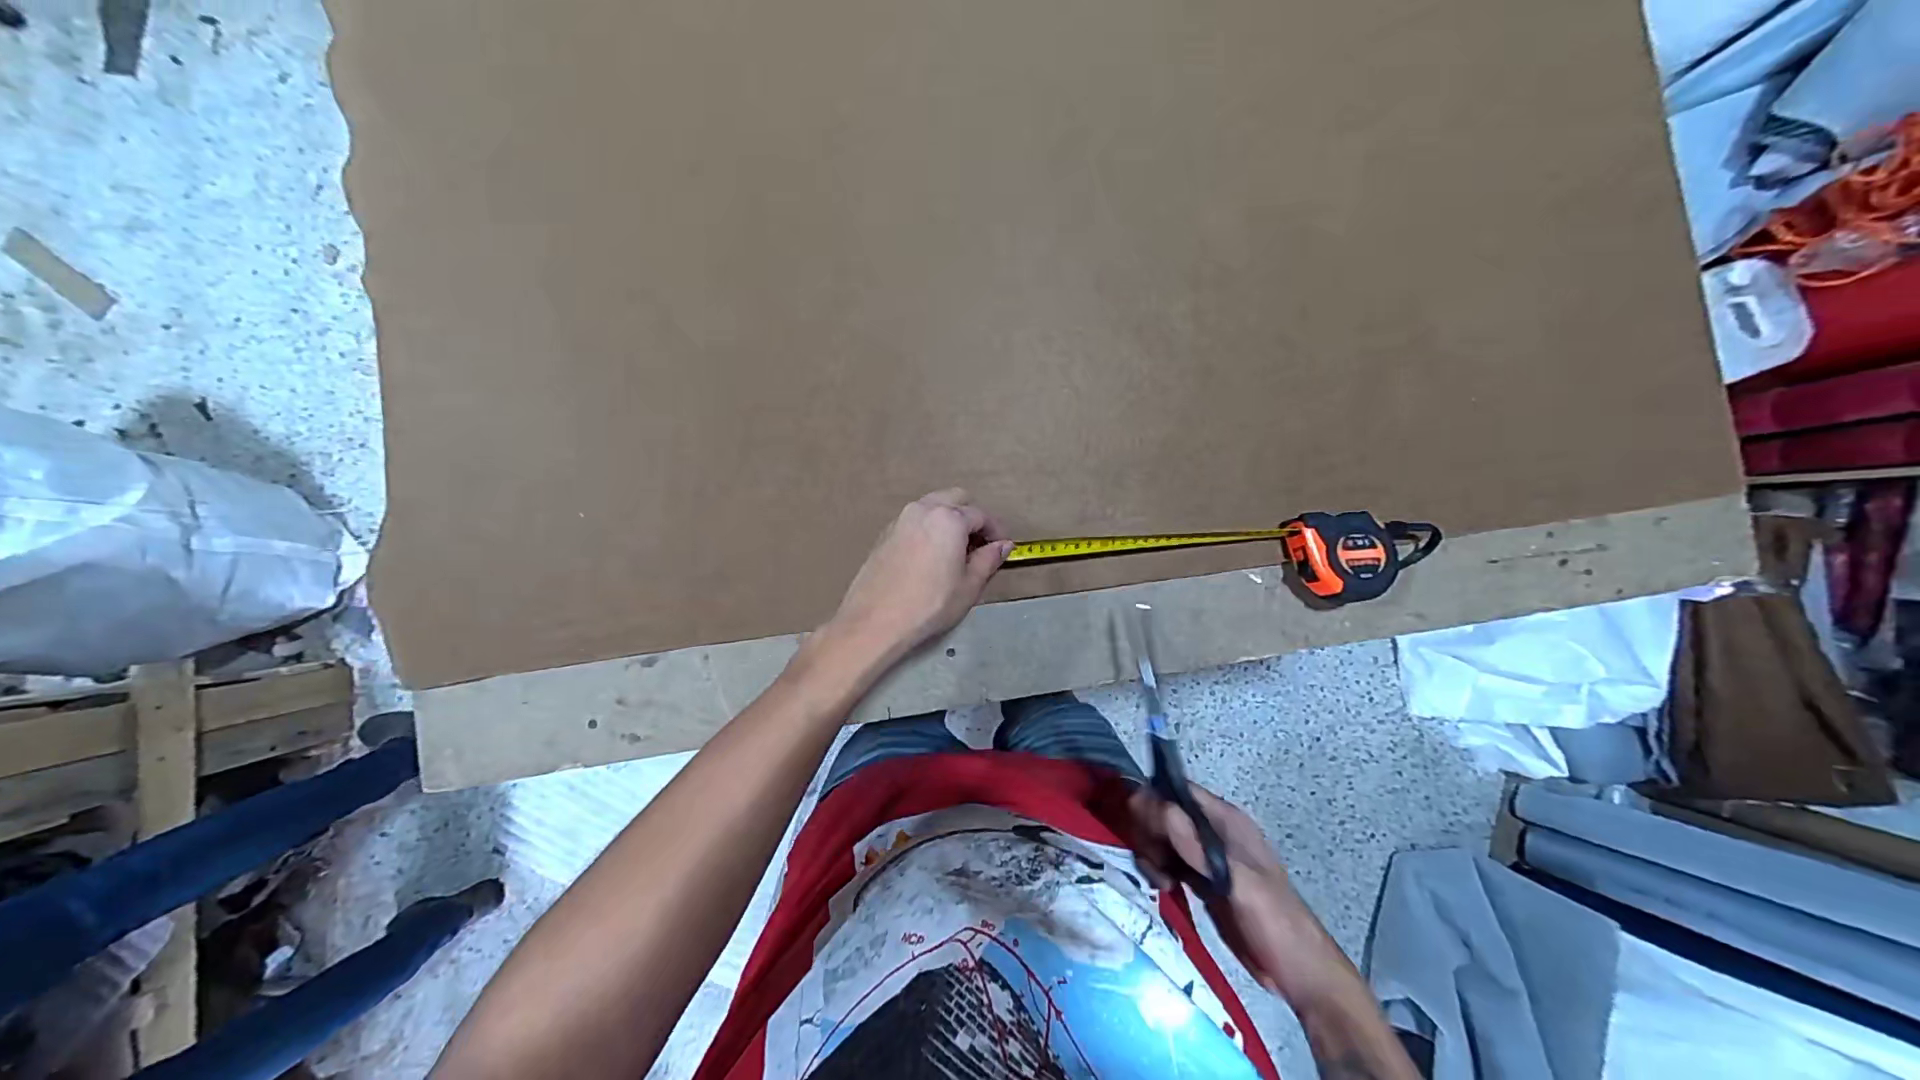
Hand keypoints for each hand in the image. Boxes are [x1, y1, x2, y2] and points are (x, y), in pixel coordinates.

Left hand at [819, 489, 1012, 663]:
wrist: (876, 620)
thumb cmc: (928, 605)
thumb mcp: (969, 586)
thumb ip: (988, 560)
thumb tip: (1002, 546)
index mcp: (948, 518)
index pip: (980, 515)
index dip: (995, 531)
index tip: (1001, 547)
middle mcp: (923, 510)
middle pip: (956, 499)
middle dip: (972, 517)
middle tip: (980, 545)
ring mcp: (901, 519)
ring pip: (933, 506)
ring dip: (949, 520)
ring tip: (957, 551)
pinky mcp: (885, 533)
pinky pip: (915, 520)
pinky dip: (929, 528)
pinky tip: (932, 556)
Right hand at [1128, 784, 1362, 1009]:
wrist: (1298, 972)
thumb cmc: (1276, 922)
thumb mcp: (1238, 884)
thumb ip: (1198, 848)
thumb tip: (1161, 808)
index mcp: (1227, 822)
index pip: (1180, 792)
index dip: (1155, 800)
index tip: (1139, 825)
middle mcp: (1214, 832)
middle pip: (1166, 812)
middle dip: (1151, 831)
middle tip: (1154, 860)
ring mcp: (1207, 856)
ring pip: (1163, 836)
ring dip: (1152, 852)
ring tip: (1160, 879)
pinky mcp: (1202, 879)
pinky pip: (1168, 860)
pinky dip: (1158, 868)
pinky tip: (1163, 886)